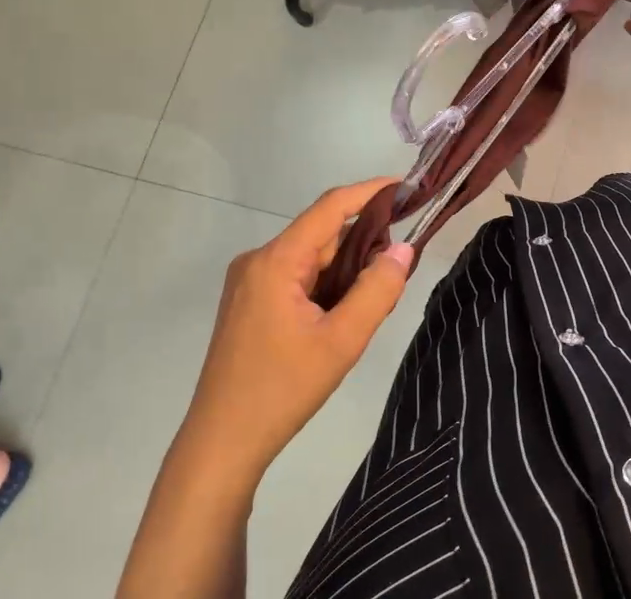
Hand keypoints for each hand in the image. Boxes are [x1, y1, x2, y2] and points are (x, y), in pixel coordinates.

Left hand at [181, 177, 411, 471]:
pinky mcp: (250, 303)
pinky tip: (343, 315)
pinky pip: (299, 277)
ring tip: (372, 305)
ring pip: (313, 258)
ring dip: (347, 271)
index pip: (331, 207)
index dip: (371, 192)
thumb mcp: (342, 341)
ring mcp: (249, 283)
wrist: (221, 443)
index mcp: (276, 262)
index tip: (408, 188)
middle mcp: (258, 261)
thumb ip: (378, 290)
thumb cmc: (282, 390)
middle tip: (397, 276)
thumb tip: (404, 248)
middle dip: (364, 246)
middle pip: (323, 234)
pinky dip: (328, 286)